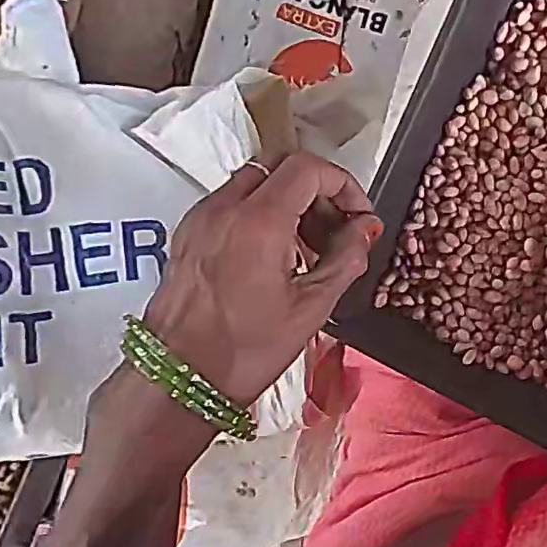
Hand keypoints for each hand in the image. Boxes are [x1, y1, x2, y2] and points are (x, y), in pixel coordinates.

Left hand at [143, 151, 380, 406]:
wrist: (180, 381)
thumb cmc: (247, 350)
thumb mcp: (313, 305)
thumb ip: (347, 256)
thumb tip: (366, 228)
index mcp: (258, 221)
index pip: (309, 168)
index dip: (345, 185)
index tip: (359, 217)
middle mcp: (224, 207)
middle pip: (282, 165)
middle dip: (320, 189)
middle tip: (339, 228)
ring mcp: (201, 217)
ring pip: (257, 181)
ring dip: (293, 200)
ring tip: (312, 247)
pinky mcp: (189, 233)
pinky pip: (234, 202)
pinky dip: (265, 213)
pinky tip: (279, 255)